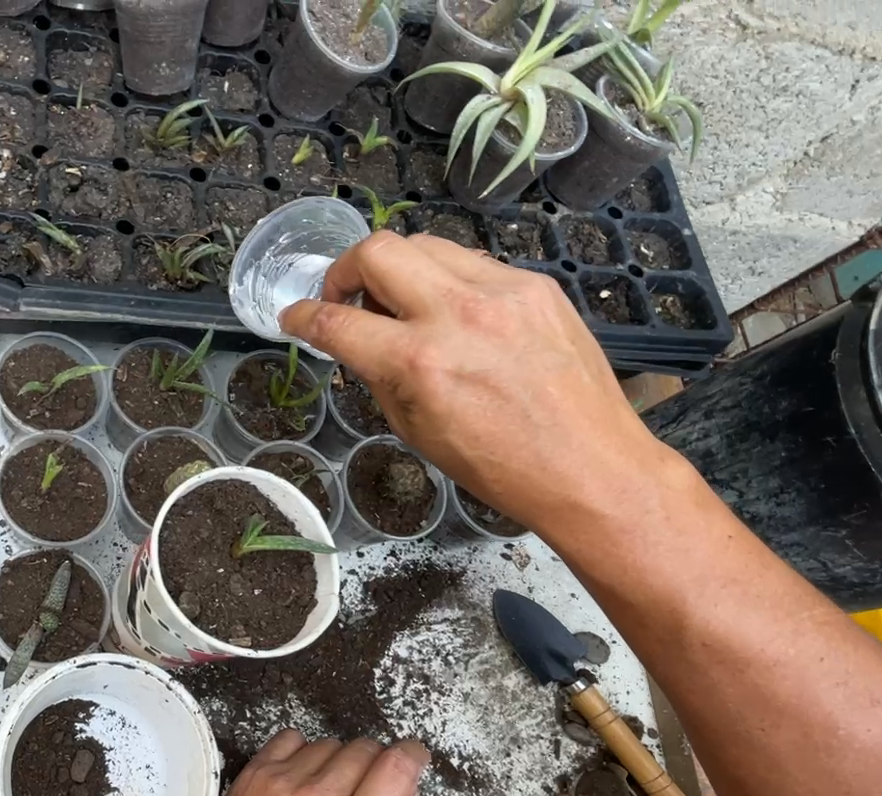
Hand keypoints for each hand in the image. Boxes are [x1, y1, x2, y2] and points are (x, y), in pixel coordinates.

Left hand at [167, 731, 429, 795]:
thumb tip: (408, 793)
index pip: (398, 766)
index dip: (414, 755)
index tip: (414, 758)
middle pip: (366, 749)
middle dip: (377, 765)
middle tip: (366, 793)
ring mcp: (281, 782)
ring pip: (329, 744)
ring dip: (337, 763)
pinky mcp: (252, 774)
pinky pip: (290, 738)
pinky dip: (302, 753)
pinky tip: (300, 781)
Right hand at [278, 232, 671, 532]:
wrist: (588, 466)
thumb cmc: (494, 465)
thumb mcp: (416, 430)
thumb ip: (380, 375)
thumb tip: (359, 343)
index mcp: (419, 363)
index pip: (337, 323)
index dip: (302, 317)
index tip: (293, 318)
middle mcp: (457, 313)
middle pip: (376, 250)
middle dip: (343, 271)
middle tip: (346, 300)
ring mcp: (503, 290)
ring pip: (424, 244)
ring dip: (395, 269)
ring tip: (400, 305)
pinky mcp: (536, 284)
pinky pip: (470, 263)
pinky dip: (443, 281)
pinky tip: (452, 313)